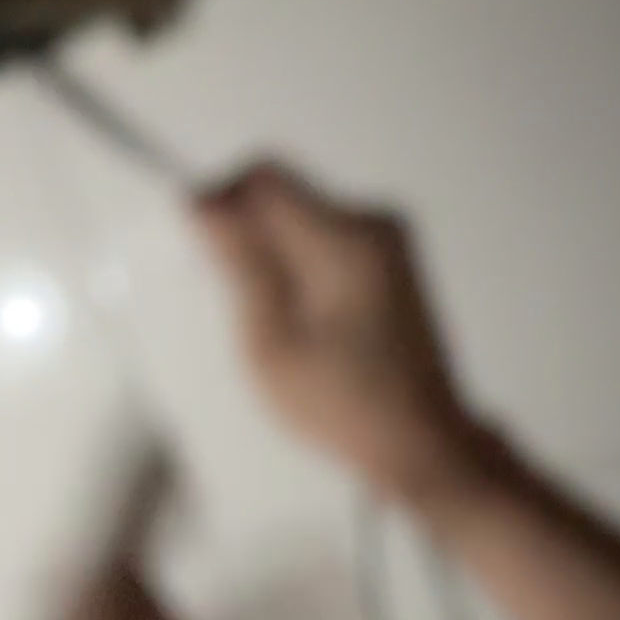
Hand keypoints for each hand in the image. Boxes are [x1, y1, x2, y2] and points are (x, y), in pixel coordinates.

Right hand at [193, 163, 492, 513]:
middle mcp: (374, 222)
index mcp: (346, 242)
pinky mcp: (390, 254)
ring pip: (297, 211)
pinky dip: (293, 256)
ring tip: (258, 307)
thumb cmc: (344, 406)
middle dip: (241, 227)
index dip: (217, 199)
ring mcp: (388, 237)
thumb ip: (240, 265)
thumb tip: (203, 205)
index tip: (195, 243)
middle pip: (281, 191)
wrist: (424, 441)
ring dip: (266, 244)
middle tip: (221, 286)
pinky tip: (290, 308)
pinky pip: (321, 231)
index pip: (262, 178)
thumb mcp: (272, 343)